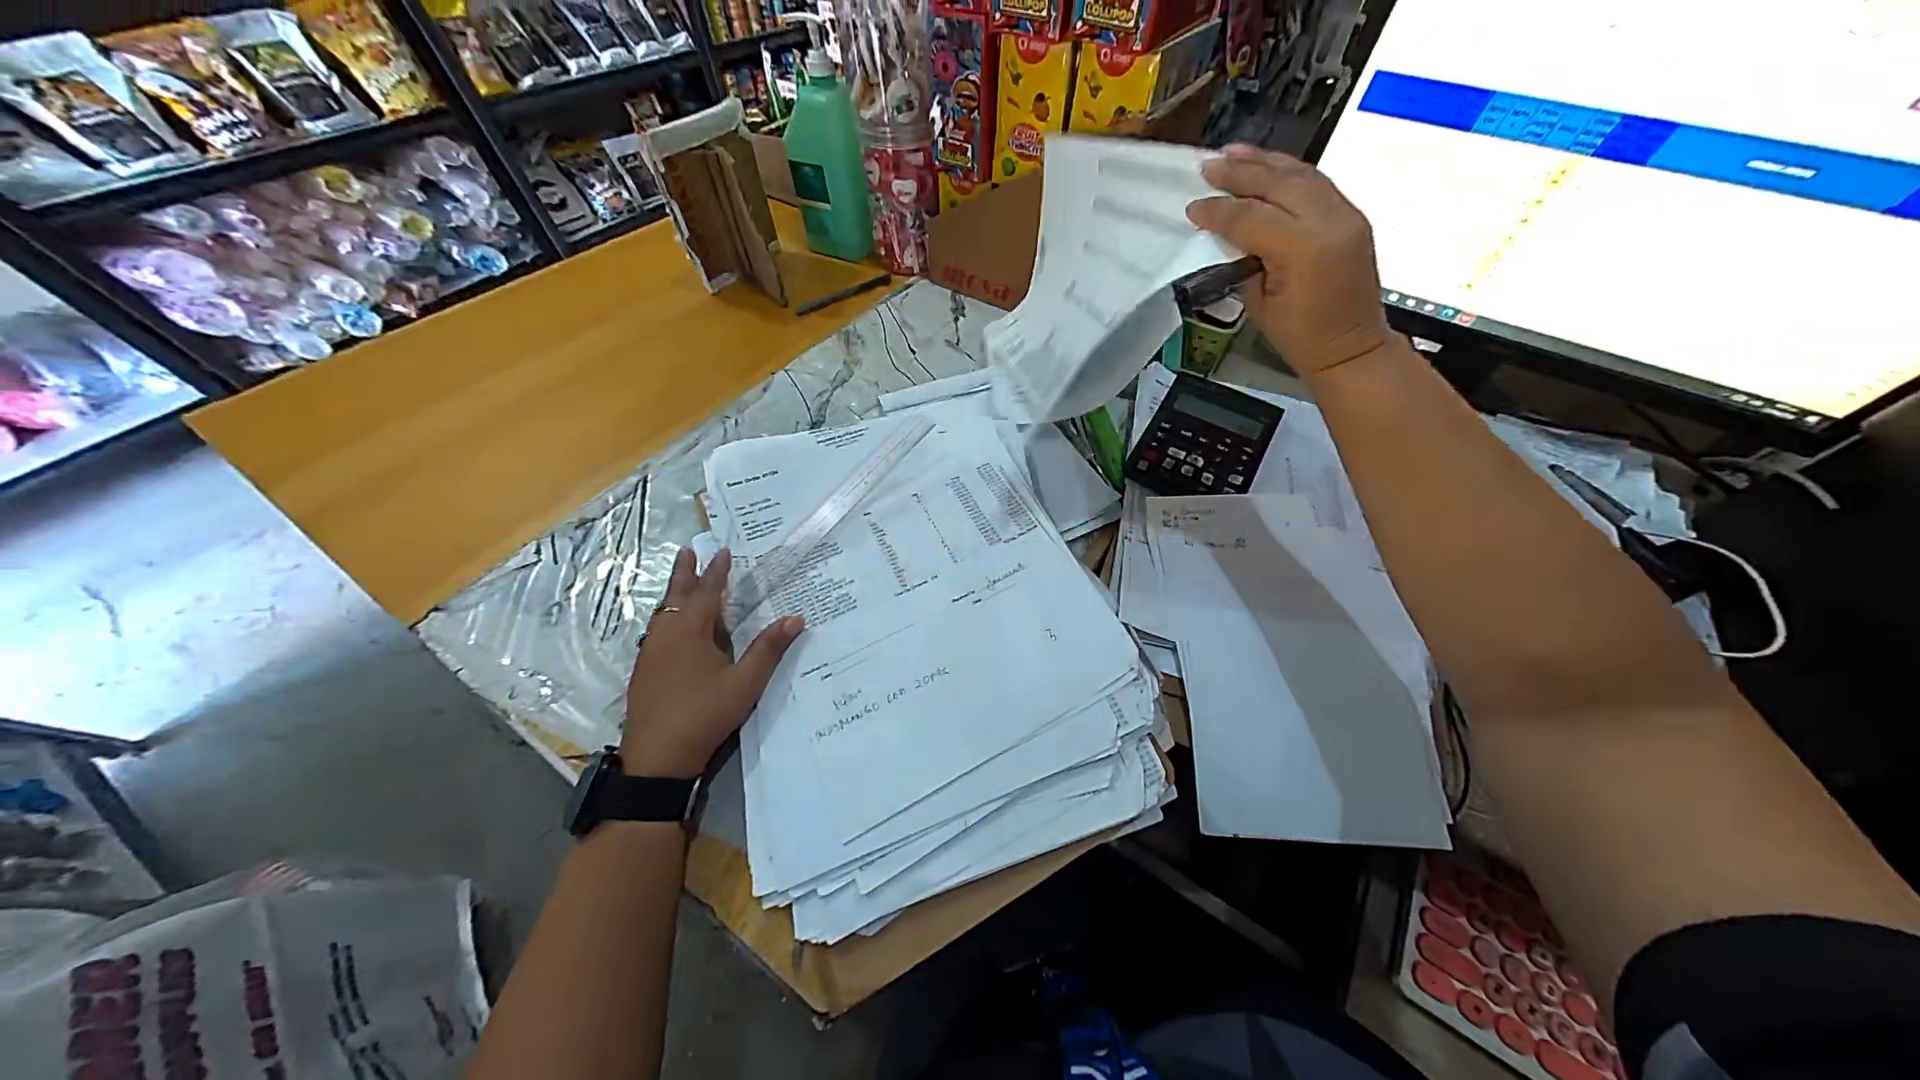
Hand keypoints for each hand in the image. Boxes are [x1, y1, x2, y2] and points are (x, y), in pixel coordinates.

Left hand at [620, 547, 804, 777]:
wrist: (657, 757)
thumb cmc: (705, 713)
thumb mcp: (745, 682)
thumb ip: (769, 649)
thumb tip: (796, 617)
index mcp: (690, 630)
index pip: (707, 592)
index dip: (717, 571)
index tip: (723, 551)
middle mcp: (666, 635)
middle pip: (677, 596)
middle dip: (685, 573)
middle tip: (688, 551)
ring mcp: (650, 654)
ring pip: (663, 614)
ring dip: (674, 595)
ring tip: (682, 585)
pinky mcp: (644, 672)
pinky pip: (657, 632)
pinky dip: (667, 618)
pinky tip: (672, 631)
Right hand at [1187, 144, 1397, 376]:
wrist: (1351, 347)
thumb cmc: (1300, 336)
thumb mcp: (1259, 302)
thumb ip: (1245, 258)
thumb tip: (1230, 232)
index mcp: (1304, 250)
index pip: (1252, 217)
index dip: (1218, 210)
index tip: (1193, 207)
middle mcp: (1330, 223)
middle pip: (1278, 184)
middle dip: (1240, 173)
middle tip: (1209, 167)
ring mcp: (1346, 215)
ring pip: (1301, 174)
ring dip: (1264, 163)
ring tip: (1234, 153)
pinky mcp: (1351, 215)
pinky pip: (1316, 182)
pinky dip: (1288, 172)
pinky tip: (1267, 168)